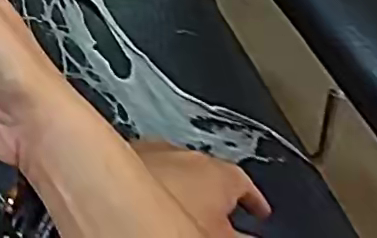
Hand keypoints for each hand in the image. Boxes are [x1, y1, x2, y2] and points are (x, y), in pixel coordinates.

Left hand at [132, 140, 270, 236]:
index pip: (244, 182)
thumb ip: (241, 236)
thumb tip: (252, 236)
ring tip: (185, 212)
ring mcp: (150, 148)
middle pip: (207, 173)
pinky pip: (147, 169)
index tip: (260, 211)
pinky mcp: (120, 153)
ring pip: (175, 169)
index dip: (254, 200)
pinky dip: (156, 183)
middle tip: (222, 219)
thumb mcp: (221, 237)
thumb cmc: (174, 219)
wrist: (115, 195)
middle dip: (214, 194)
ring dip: (182, 188)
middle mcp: (182, 151)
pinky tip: (150, 202)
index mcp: (215, 172)